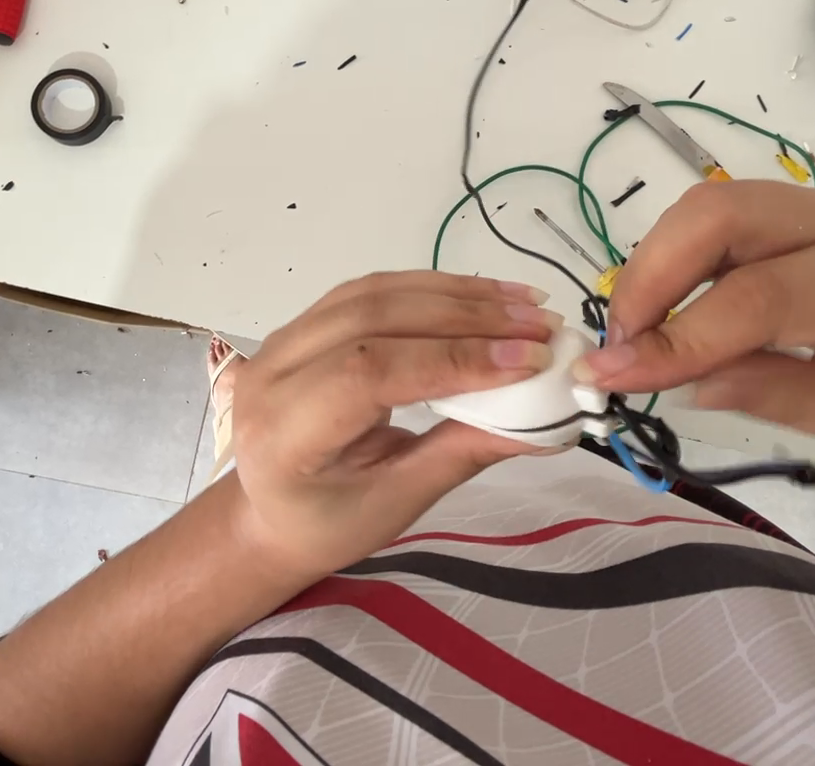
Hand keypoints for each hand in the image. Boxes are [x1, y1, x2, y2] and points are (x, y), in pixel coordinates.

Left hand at [228, 271, 559, 576]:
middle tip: (540, 326)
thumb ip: (461, 453)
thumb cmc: (326, 524)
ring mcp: (282, 338)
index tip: (528, 359)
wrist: (267, 510)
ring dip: (456, 294)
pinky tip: (481, 296)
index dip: (452, 359)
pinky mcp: (305, 323)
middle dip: (466, 318)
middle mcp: (270, 370)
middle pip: (373, 318)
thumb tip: (546, 422)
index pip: (368, 372)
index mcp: (280, 432)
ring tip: (525, 304)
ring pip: (376, 292)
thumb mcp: (395, 503)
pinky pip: (372, 291)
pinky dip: (432, 289)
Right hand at [573, 182, 814, 461]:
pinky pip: (716, 218)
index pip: (762, 296)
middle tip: (620, 344)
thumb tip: (688, 381)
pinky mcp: (798, 211)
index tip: (614, 376)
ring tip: (639, 334)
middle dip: (650, 275)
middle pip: (721, 213)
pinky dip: (674, 258)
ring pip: (708, 206)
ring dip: (654, 264)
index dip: (680, 336)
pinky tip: (669, 311)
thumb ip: (790, 398)